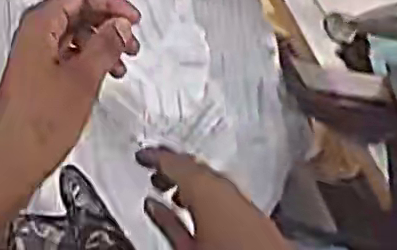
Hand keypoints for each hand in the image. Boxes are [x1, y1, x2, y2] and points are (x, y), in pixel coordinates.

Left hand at [0, 0, 140, 189]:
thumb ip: (105, 46)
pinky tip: (105, 73)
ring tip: (123, 59)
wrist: (10, 161)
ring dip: (102, 39)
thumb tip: (120, 24)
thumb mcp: (82, 80)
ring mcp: (35, 50)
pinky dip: (90, 56)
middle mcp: (34, 31)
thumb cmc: (36, 125)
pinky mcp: (38, 70)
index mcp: (39, 23)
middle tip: (131, 39)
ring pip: (74, 30)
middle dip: (107, 20)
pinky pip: (69, 50)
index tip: (131, 18)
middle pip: (77, 8)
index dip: (109, 0)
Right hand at [137, 148, 293, 249]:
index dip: (153, 156)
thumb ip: (167, 222)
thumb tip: (151, 204)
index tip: (140, 156)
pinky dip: (208, 194)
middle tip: (154, 173)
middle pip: (192, 165)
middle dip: (171, 167)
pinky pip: (225, 192)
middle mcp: (223, 185)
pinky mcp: (256, 214)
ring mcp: (242, 198)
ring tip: (174, 195)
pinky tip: (202, 210)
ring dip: (190, 181)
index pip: (171, 160)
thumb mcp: (187, 248)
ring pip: (209, 178)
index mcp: (203, 187)